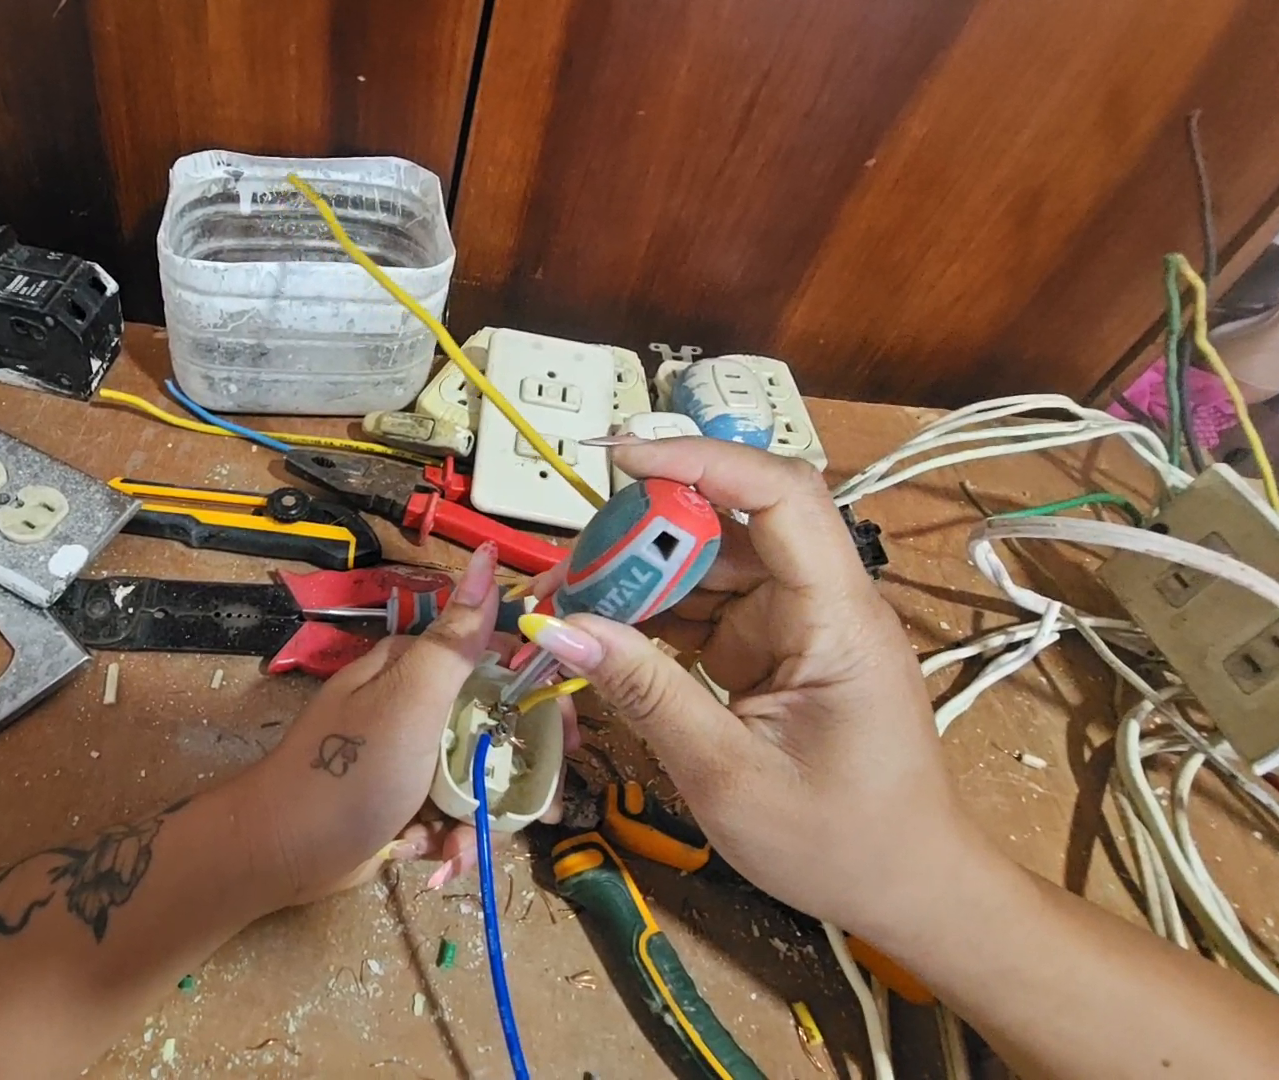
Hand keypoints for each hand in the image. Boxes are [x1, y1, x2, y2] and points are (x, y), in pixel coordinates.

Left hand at [235, 543, 571, 906]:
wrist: (281, 851)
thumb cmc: (349, 770)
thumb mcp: (410, 698)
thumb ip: (457, 638)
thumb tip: (486, 554)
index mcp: (413, 668)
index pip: (494, 663)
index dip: (536, 697)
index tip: (566, 741)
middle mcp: (411, 703)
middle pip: (490, 728)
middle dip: (506, 776)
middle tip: (530, 814)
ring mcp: (405, 754)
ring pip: (472, 777)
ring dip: (474, 819)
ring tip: (456, 849)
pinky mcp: (399, 799)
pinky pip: (445, 812)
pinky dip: (443, 836)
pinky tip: (425, 855)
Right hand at [521, 438, 997, 936]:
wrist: (903, 888)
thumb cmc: (837, 840)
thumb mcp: (726, 774)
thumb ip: (644, 692)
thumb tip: (558, 628)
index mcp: (835, 618)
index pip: (781, 496)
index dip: (700, 460)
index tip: (620, 457)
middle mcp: (813, 601)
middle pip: (723, 525)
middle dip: (639, 532)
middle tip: (565, 569)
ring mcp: (784, 621)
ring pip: (698, 563)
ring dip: (630, 575)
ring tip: (565, 602)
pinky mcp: (759, 643)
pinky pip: (691, 606)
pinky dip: (641, 612)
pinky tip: (596, 629)